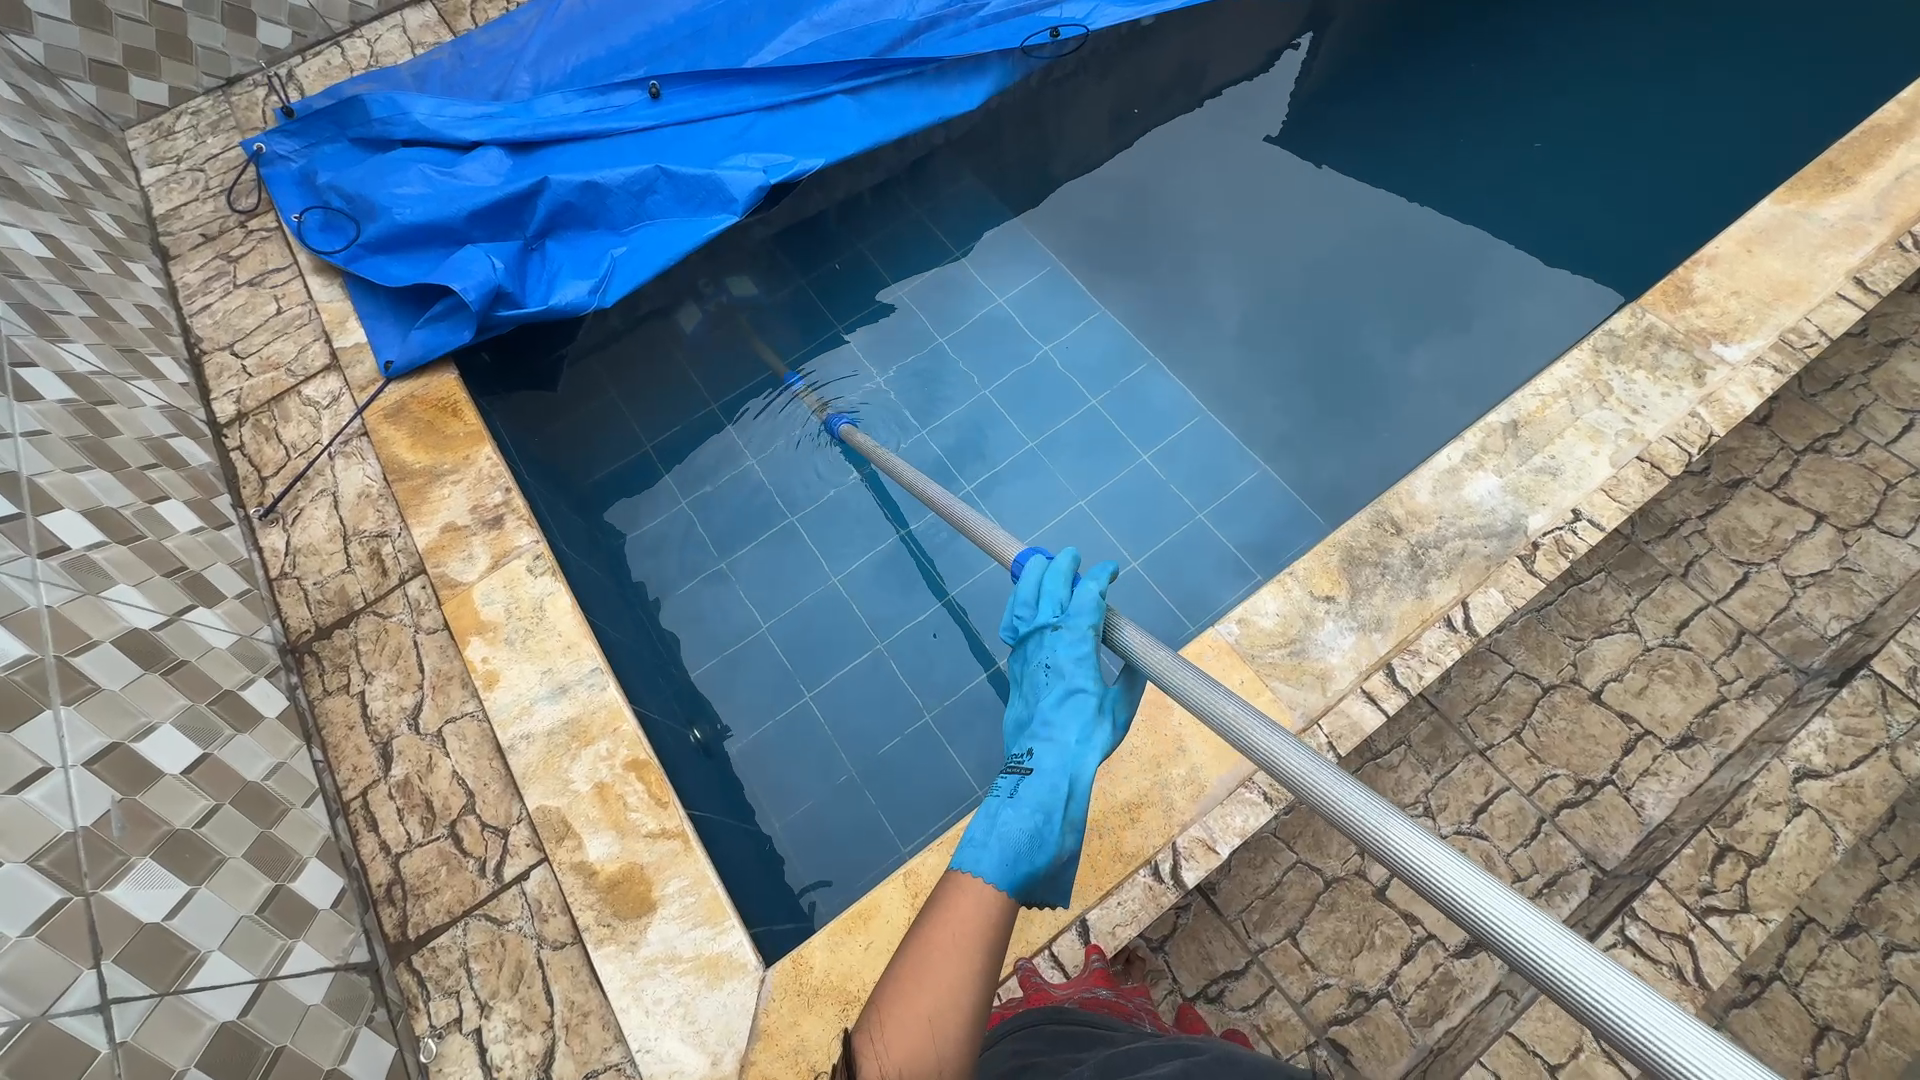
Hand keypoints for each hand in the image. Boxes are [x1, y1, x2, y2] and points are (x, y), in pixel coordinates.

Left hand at [949, 548, 1147, 907]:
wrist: (1044, 761)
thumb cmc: (1087, 734)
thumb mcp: (1120, 706)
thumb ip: (1130, 681)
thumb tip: (1139, 666)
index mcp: (1076, 638)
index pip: (1088, 593)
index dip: (1100, 576)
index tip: (1110, 569)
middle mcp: (1047, 634)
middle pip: (1051, 585)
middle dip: (1063, 565)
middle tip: (1071, 555)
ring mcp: (1025, 646)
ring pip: (1024, 598)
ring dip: (1033, 576)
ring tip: (1039, 562)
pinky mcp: (1013, 662)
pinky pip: (1014, 621)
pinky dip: (1019, 603)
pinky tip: (1022, 601)